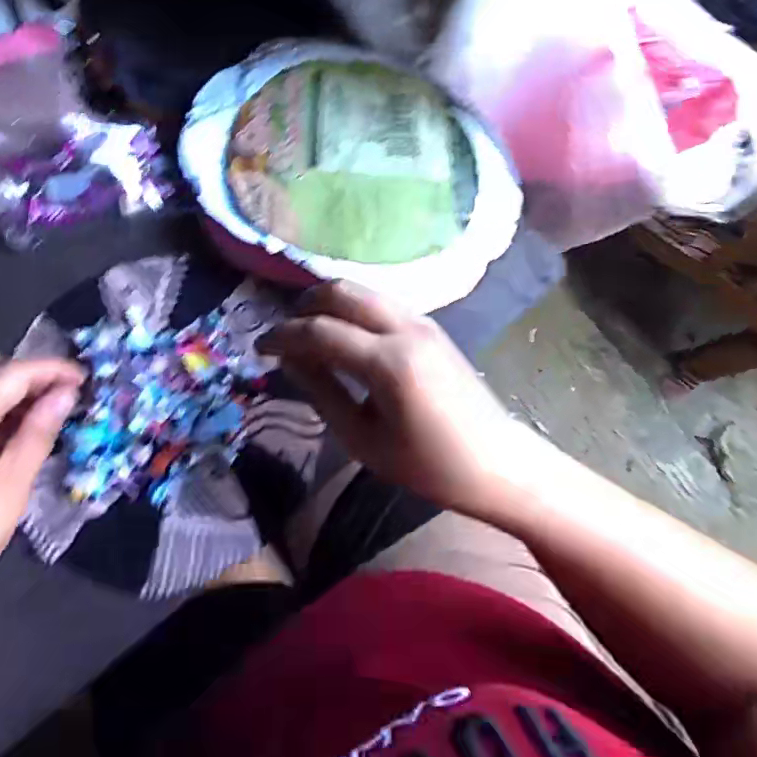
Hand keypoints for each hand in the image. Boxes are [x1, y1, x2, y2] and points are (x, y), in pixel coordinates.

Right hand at [260, 282, 557, 518]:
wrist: (498, 462)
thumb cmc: (430, 466)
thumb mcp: (364, 440)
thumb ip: (323, 393)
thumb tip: (290, 360)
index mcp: (389, 361)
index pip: (320, 331)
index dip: (283, 335)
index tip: (259, 347)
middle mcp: (406, 327)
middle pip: (342, 291)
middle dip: (304, 304)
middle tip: (283, 331)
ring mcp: (422, 321)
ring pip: (363, 290)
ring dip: (329, 301)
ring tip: (307, 330)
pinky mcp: (431, 326)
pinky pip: (381, 302)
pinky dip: (353, 308)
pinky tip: (342, 333)